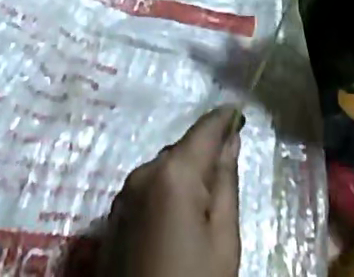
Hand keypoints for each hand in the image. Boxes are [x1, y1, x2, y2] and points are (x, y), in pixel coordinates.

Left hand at [102, 107, 241, 276]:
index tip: (240, 113)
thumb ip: (226, 182)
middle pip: (183, 150)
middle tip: (227, 178)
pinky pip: (147, 191)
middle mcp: (143, 172)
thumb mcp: (223, 239)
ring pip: (164, 170)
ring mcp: (123, 196)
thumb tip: (231, 141)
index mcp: (174, 172)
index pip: (205, 129)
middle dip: (204, 157)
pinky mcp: (112, 219)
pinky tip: (177, 224)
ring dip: (184, 178)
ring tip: (202, 210)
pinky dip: (165, 196)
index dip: (225, 119)